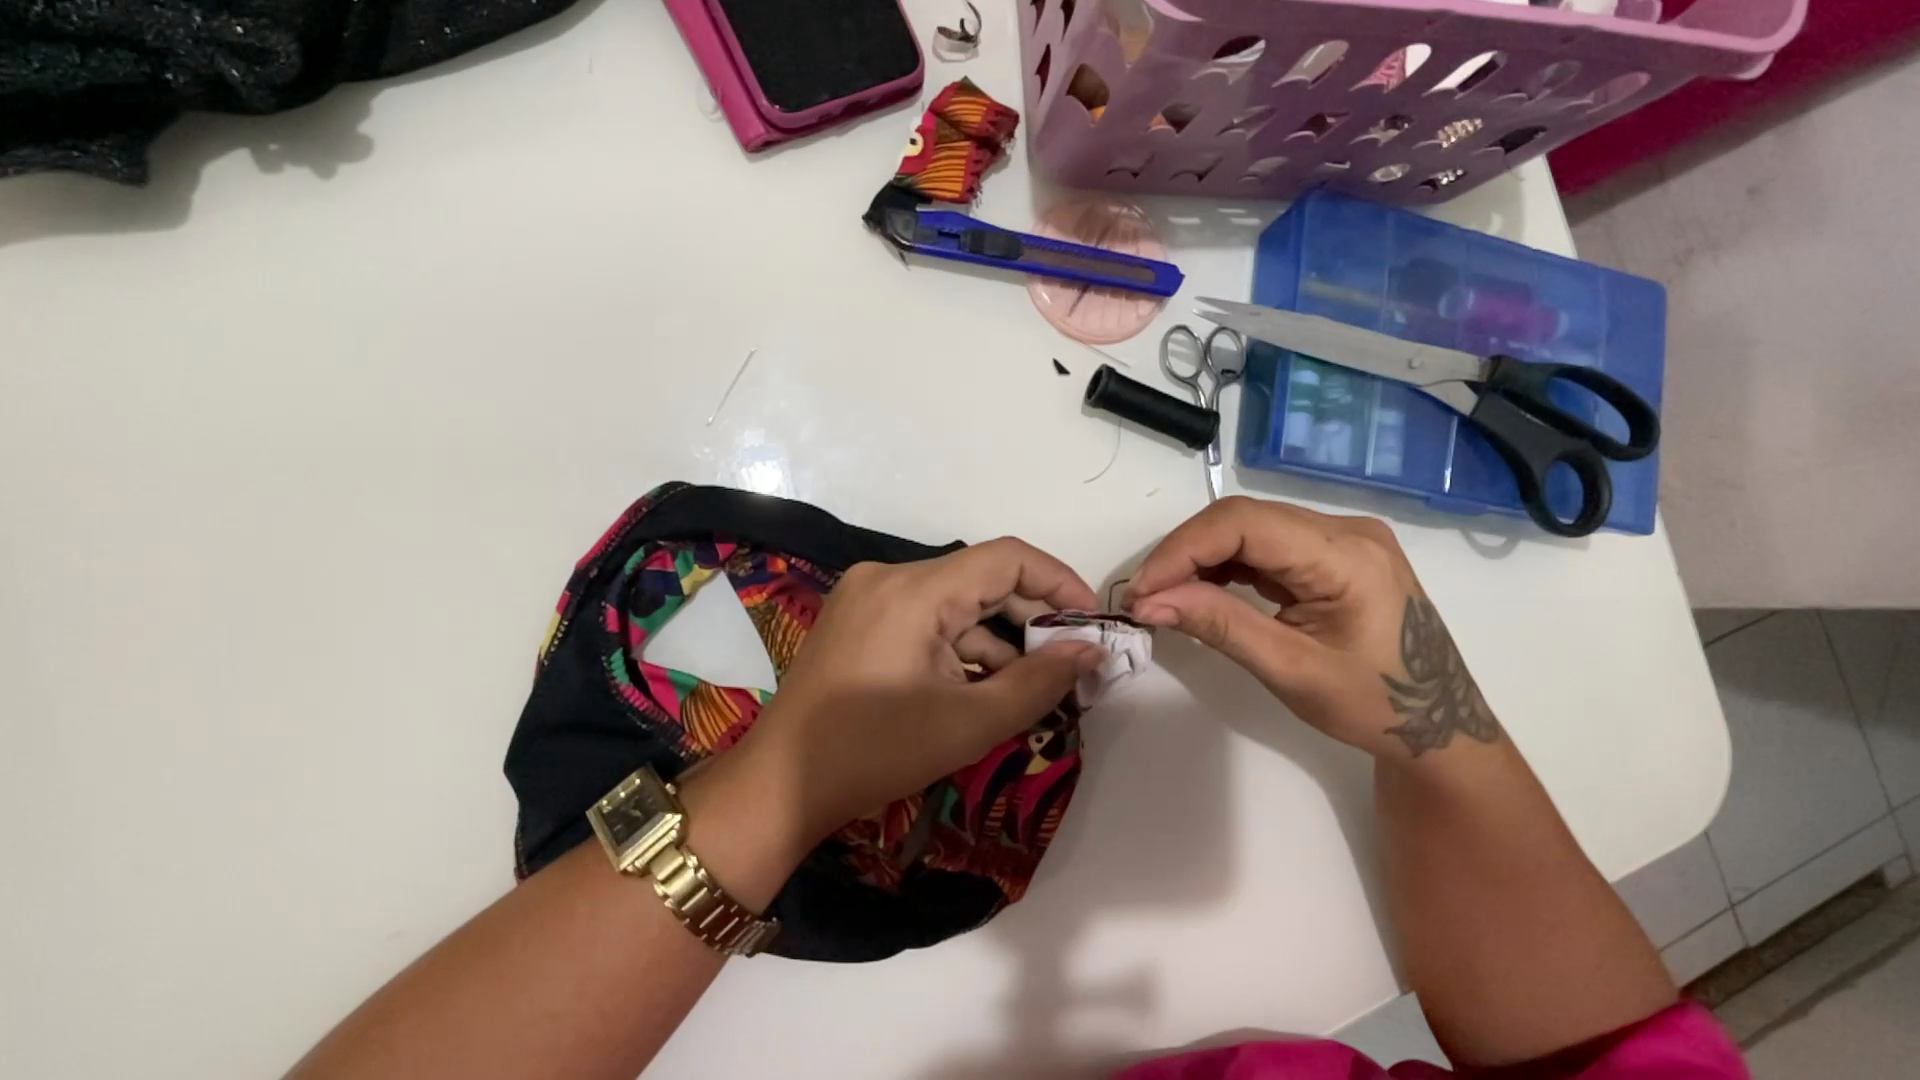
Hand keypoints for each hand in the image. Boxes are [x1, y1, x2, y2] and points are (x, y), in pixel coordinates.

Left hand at [714, 538, 1103, 850]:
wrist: (781, 785)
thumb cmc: (876, 752)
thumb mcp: (970, 723)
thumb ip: (1038, 682)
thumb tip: (1088, 652)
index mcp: (914, 589)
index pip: (1006, 558)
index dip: (1058, 582)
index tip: (1092, 622)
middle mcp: (888, 577)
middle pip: (979, 579)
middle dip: (1030, 617)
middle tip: (1071, 659)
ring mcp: (867, 597)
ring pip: (952, 603)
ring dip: (995, 638)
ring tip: (1032, 685)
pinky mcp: (857, 621)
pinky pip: (924, 619)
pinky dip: (958, 646)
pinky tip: (982, 687)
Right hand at [1125, 496, 1497, 759]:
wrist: (1439, 725)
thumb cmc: (1373, 706)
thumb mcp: (1290, 670)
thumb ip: (1219, 626)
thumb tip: (1148, 602)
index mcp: (1347, 556)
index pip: (1244, 524)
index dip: (1182, 549)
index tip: (1141, 591)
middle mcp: (1347, 530)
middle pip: (1243, 519)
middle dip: (1185, 554)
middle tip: (1145, 598)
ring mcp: (1343, 538)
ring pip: (1250, 528)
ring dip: (1201, 558)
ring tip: (1166, 598)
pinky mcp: (1333, 553)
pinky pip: (1267, 545)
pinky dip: (1227, 565)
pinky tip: (1203, 591)